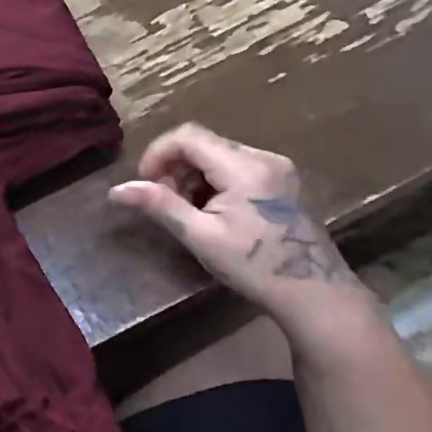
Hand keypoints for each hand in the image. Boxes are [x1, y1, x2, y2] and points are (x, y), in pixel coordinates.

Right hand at [108, 123, 372, 324]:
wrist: (315, 295)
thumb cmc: (255, 266)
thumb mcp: (200, 237)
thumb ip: (159, 205)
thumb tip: (116, 190)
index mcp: (245, 167)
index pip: (187, 136)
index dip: (157, 154)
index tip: (145, 185)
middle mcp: (263, 157)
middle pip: (201, 143)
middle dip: (173, 168)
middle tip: (164, 203)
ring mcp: (275, 168)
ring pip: (215, 154)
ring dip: (189, 176)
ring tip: (186, 211)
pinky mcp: (279, 181)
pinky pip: (232, 166)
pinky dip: (210, 181)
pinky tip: (210, 211)